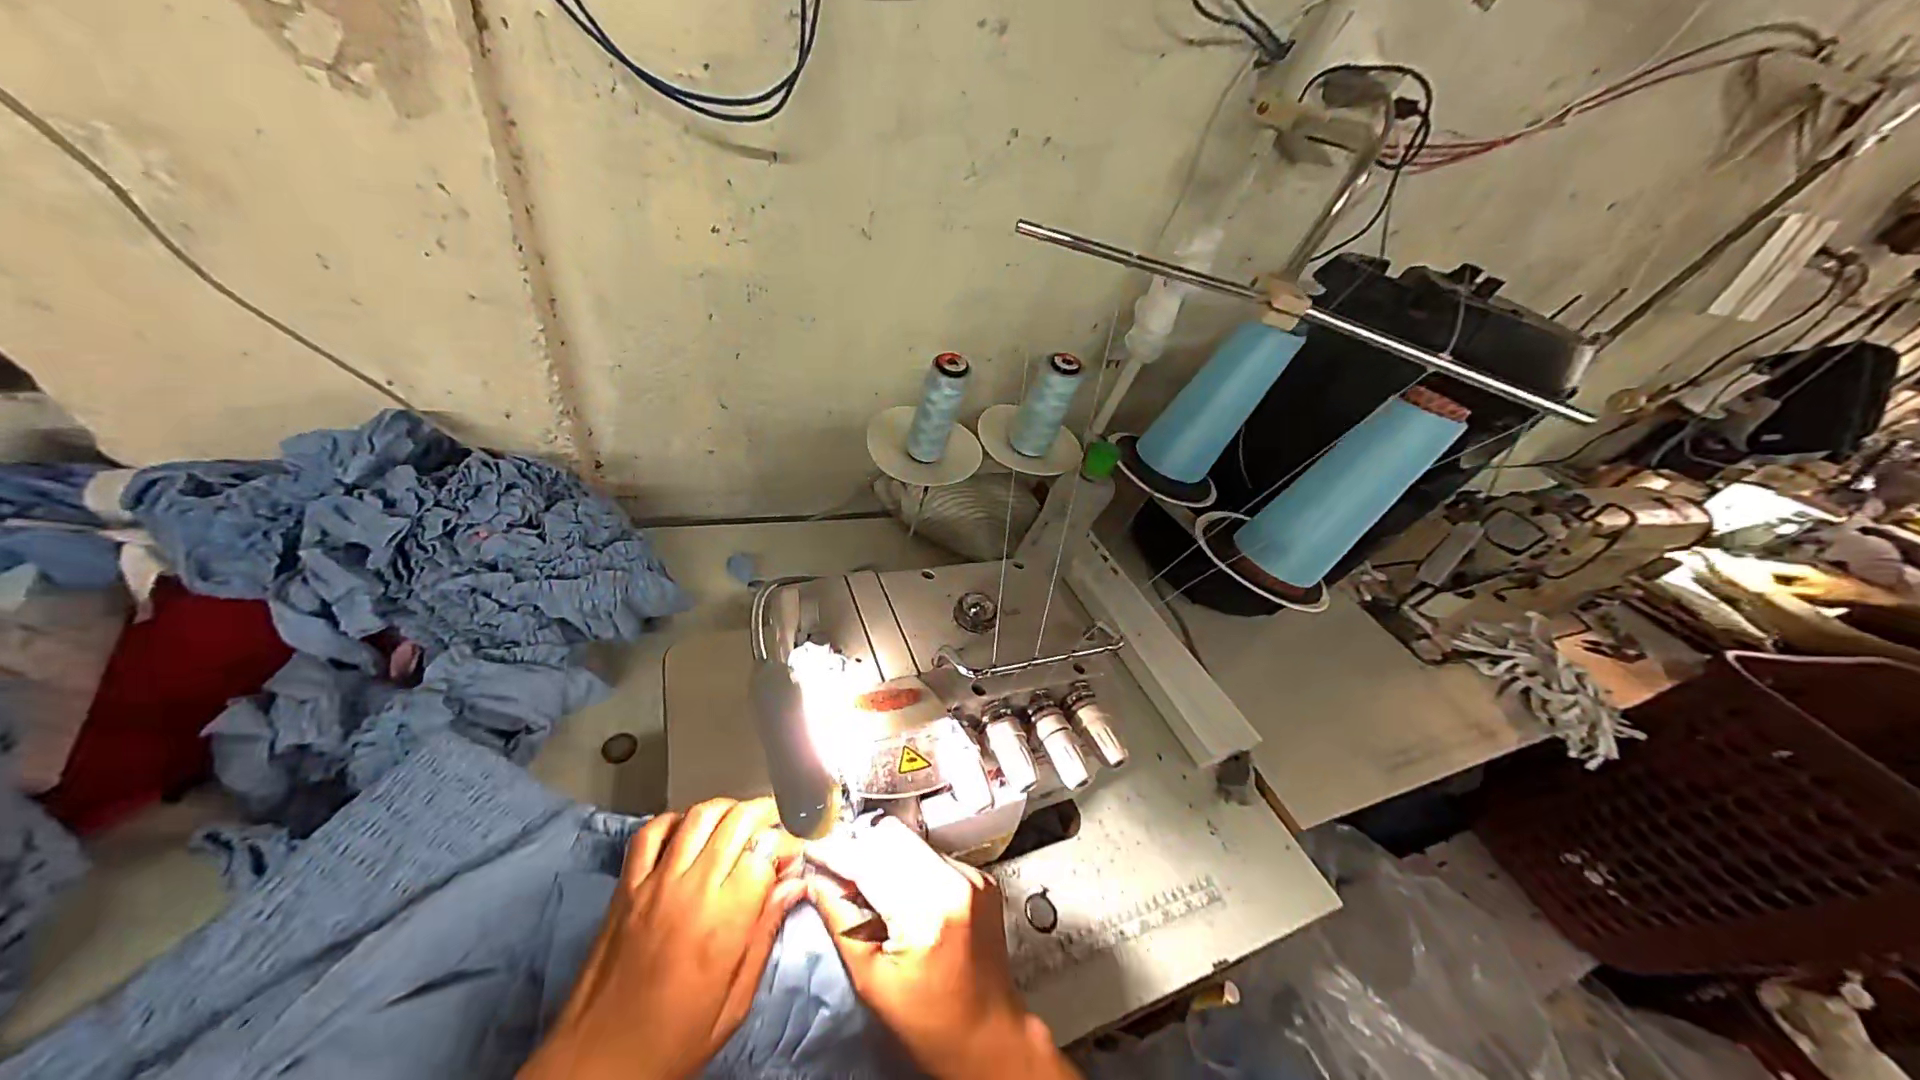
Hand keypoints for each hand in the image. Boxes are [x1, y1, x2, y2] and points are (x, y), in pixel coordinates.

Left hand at [520, 798, 804, 1079]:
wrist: (595, 1066)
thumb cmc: (673, 1043)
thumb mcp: (735, 1002)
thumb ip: (765, 933)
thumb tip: (795, 885)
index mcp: (725, 919)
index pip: (767, 848)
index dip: (787, 845)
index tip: (792, 859)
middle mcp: (692, 888)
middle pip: (738, 820)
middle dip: (766, 815)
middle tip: (777, 829)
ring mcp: (655, 883)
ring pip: (699, 815)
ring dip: (728, 810)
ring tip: (741, 823)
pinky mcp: (626, 887)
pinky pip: (652, 832)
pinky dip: (676, 820)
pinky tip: (691, 832)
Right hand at [807, 817, 1079, 1079]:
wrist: (989, 1036)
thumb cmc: (934, 1025)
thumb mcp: (872, 981)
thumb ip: (842, 923)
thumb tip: (818, 881)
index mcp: (930, 912)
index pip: (870, 862)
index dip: (835, 853)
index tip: (812, 851)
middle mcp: (957, 883)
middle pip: (892, 839)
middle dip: (857, 849)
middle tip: (832, 870)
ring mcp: (972, 877)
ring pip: (910, 842)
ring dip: (880, 855)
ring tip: (863, 889)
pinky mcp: (979, 877)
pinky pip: (930, 856)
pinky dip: (906, 866)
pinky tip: (895, 895)